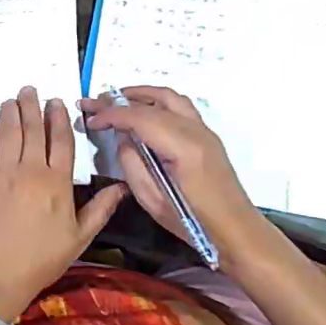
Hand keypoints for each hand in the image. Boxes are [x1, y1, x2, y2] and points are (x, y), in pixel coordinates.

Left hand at [0, 87, 126, 322]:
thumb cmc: (42, 257)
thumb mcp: (80, 237)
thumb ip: (101, 209)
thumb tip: (122, 187)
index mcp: (57, 182)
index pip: (60, 139)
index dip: (58, 117)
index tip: (56, 102)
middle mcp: (31, 170)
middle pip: (32, 128)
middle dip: (31, 105)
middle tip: (30, 90)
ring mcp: (3, 172)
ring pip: (8, 131)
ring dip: (9, 111)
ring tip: (12, 99)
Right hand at [79, 86, 263, 249]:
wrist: (236, 230)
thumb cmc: (193, 222)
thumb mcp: (152, 200)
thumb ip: (132, 164)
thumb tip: (123, 139)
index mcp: (183, 148)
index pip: (141, 117)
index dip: (111, 114)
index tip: (89, 118)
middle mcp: (197, 131)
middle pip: (154, 102)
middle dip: (120, 99)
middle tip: (94, 102)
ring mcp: (205, 131)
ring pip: (170, 98)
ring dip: (141, 94)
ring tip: (115, 99)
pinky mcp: (207, 136)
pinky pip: (179, 107)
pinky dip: (156, 102)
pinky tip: (142, 111)